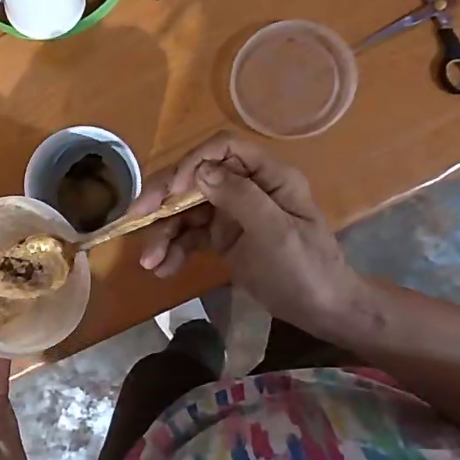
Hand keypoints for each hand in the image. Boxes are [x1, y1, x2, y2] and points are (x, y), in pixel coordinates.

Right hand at [130, 134, 366, 334]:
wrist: (323, 310)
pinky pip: (192, 236)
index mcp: (268, 176)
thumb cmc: (306, 268)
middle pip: (198, 178)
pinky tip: (162, 268)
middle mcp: (248, 187)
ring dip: (164, 232)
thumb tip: (200, 171)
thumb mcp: (276, 232)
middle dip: (165, 198)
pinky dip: (175, 249)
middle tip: (136, 218)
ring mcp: (234, 213)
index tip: (173, 190)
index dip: (194, 161)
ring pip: (188, 210)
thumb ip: (240, 197)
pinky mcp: (225, 238)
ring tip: (149, 261)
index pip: (224, 149)